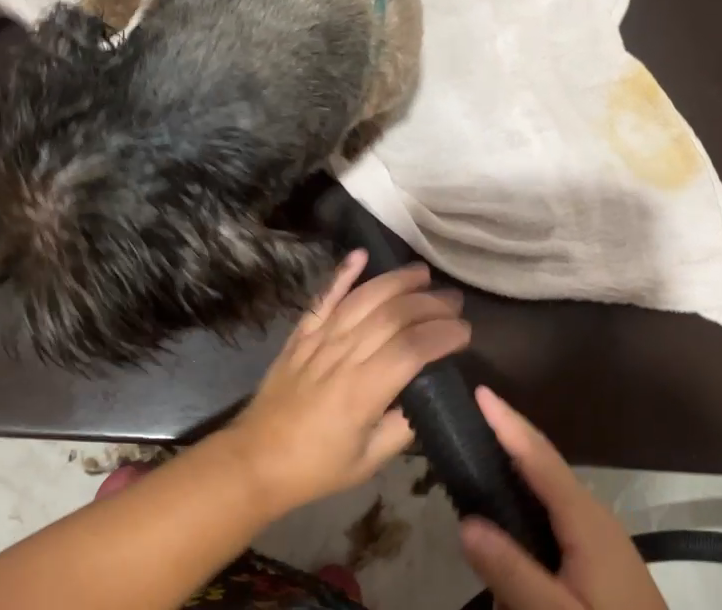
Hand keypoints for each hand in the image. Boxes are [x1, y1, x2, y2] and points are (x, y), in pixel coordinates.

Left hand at [224, 250, 471, 517]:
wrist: (255, 460)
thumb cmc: (316, 467)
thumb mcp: (369, 461)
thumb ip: (403, 428)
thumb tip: (428, 398)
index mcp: (363, 392)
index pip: (413, 349)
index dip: (443, 335)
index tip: (465, 332)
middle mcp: (342, 356)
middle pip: (393, 315)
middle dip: (430, 303)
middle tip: (454, 302)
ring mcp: (319, 340)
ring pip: (363, 299)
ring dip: (396, 281)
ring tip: (423, 273)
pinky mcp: (301, 334)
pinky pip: (323, 297)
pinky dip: (342, 273)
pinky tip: (361, 254)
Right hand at [459, 387, 665, 609]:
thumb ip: (513, 573)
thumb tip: (466, 522)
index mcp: (587, 522)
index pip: (540, 458)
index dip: (508, 423)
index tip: (479, 390)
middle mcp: (596, 519)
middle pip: (545, 465)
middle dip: (509, 437)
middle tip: (466, 420)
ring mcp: (602, 540)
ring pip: (550, 493)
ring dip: (518, 470)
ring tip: (478, 455)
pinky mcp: (601, 562)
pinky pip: (556, 518)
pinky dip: (528, 505)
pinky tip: (509, 520)